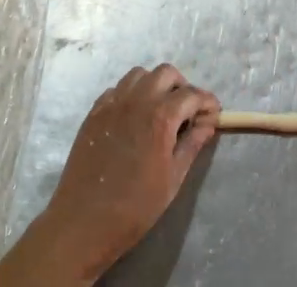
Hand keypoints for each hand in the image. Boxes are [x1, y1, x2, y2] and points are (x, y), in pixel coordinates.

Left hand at [0, 64, 219, 285]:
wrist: (83, 222)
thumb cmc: (134, 207)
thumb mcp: (172, 179)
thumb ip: (191, 145)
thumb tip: (207, 124)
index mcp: (160, 117)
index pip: (191, 95)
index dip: (207, 102)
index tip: (214, 114)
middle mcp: (136, 101)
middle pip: (166, 73)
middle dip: (182, 87)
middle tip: (187, 112)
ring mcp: (112, 104)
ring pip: (139, 75)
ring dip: (155, 85)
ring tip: (160, 111)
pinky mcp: (94, 113)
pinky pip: (117, 89)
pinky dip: (131, 94)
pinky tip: (134, 118)